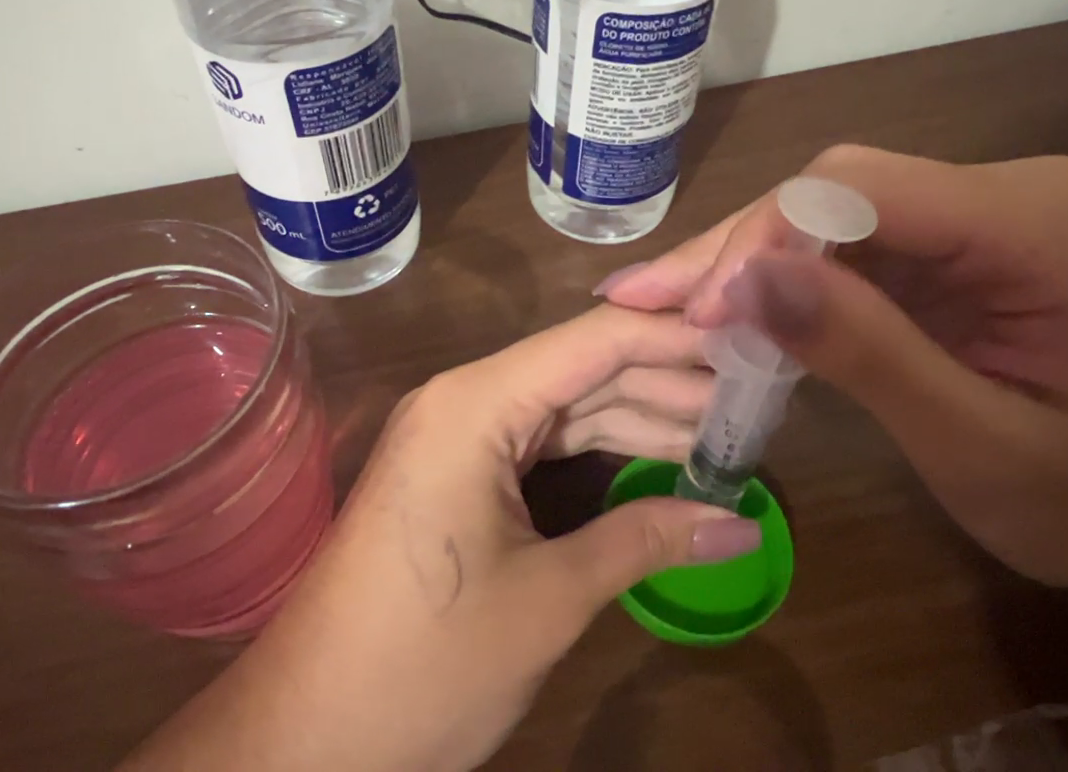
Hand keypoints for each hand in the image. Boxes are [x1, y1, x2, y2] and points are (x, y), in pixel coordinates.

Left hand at [123, 305, 762, 771]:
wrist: (309, 731)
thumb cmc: (425, 661)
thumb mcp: (548, 599)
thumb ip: (645, 542)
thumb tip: (743, 524)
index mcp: (476, 404)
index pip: (594, 341)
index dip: (674, 336)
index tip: (749, 339)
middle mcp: (464, 403)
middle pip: (584, 371)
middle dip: (669, 383)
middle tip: (757, 396)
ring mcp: (458, 440)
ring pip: (566, 411)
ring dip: (642, 421)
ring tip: (730, 433)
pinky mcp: (458, 478)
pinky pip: (541, 447)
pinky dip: (601, 455)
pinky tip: (661, 465)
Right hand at [603, 145, 1067, 587]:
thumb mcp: (974, 445)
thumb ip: (868, 354)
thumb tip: (746, 280)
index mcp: (1040, 228)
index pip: (863, 190)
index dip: (764, 237)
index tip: (697, 309)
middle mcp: (1010, 190)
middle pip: (836, 189)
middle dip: (740, 247)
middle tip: (649, 301)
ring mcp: (978, 207)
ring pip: (827, 210)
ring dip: (748, 260)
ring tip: (667, 303)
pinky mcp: (950, 235)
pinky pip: (846, 239)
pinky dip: (784, 276)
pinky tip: (729, 304)